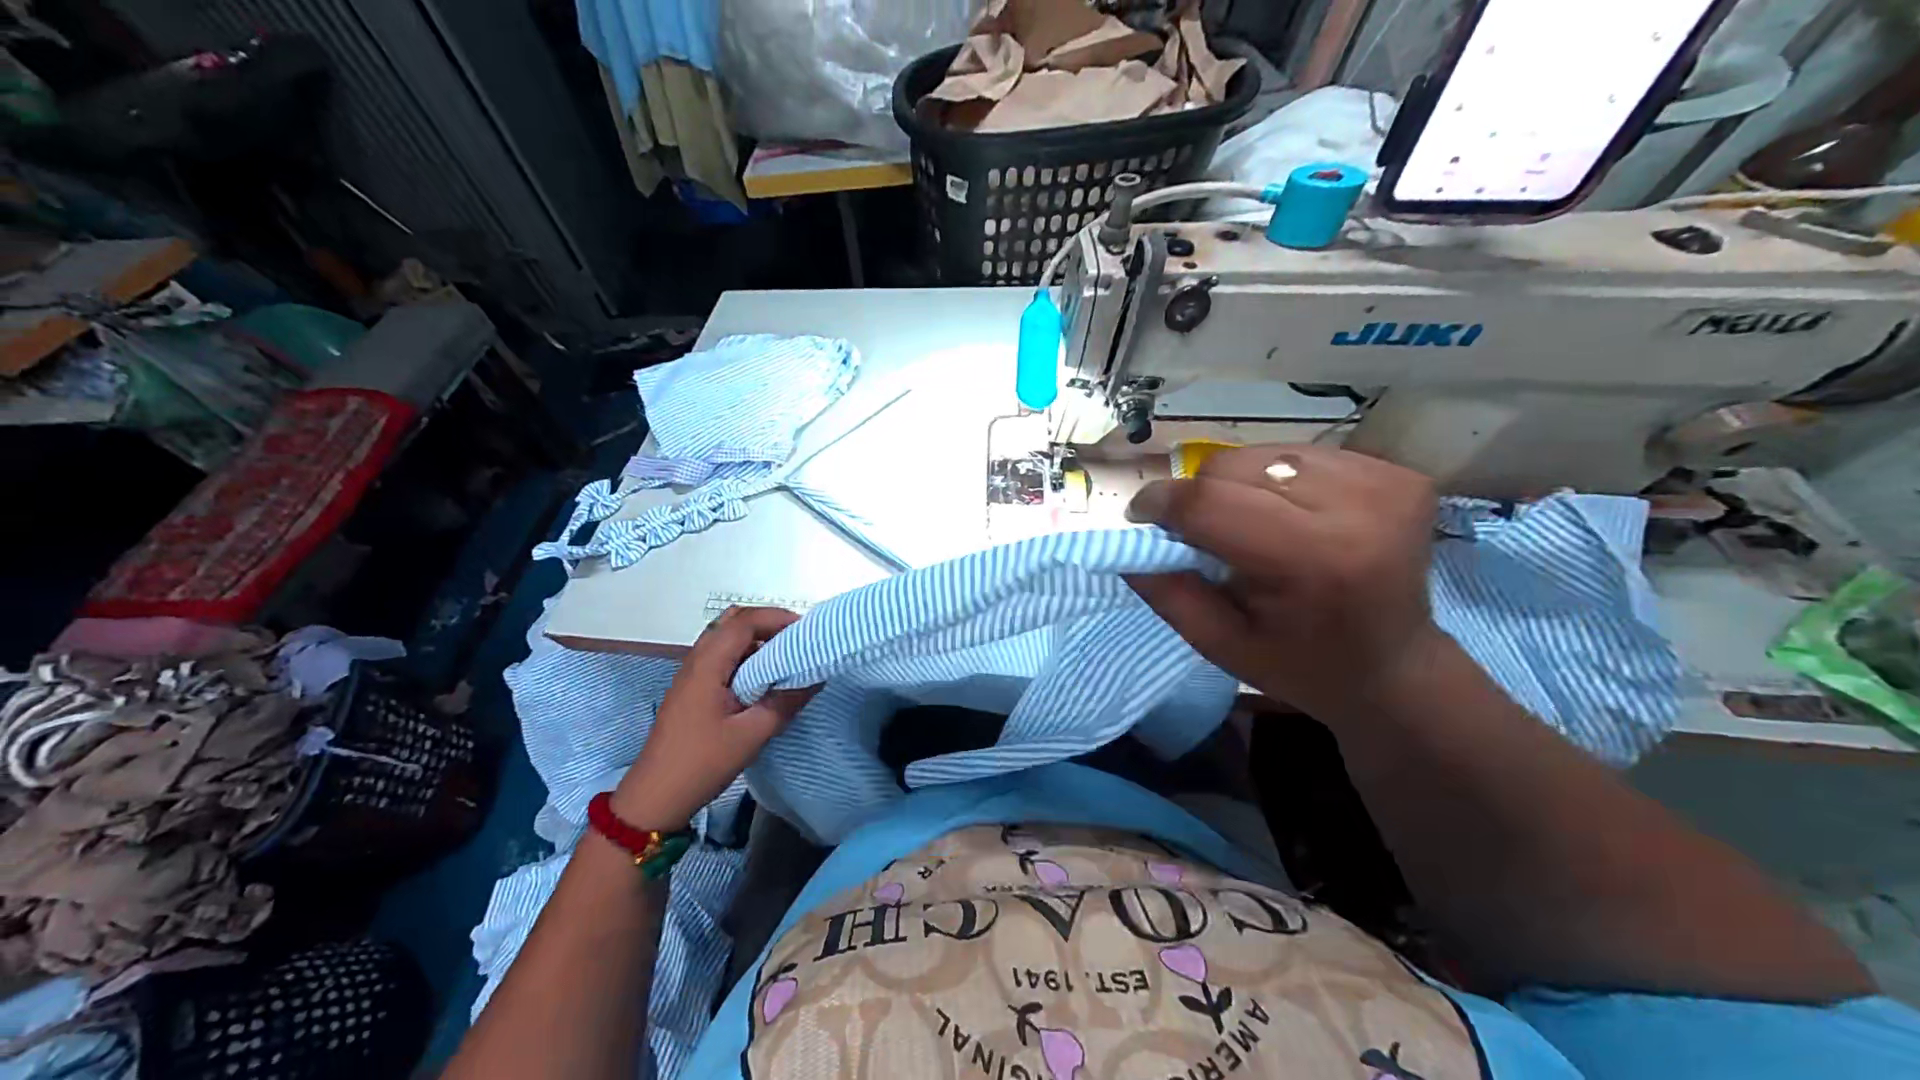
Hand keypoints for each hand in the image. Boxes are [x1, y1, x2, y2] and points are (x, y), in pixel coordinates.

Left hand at [610, 607, 817, 830]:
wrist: (655, 797)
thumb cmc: (702, 763)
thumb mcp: (752, 735)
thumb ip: (786, 702)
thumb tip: (816, 678)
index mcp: (708, 664)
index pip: (745, 622)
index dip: (778, 618)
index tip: (807, 631)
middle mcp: (697, 660)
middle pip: (733, 621)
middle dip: (768, 622)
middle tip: (798, 639)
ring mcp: (692, 673)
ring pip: (726, 638)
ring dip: (757, 639)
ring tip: (786, 657)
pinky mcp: (692, 688)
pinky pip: (722, 656)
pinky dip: (746, 655)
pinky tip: (764, 678)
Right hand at [1125, 444, 1444, 714]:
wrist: (1394, 668)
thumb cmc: (1300, 665)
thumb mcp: (1219, 644)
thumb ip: (1166, 591)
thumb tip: (1122, 542)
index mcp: (1313, 560)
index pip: (1210, 502)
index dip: (1162, 503)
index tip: (1141, 518)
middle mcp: (1357, 508)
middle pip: (1232, 468)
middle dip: (1200, 496)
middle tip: (1202, 534)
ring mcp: (1385, 483)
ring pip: (1264, 453)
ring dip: (1238, 484)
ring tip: (1249, 524)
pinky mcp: (1398, 473)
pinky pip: (1302, 454)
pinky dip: (1277, 479)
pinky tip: (1288, 515)